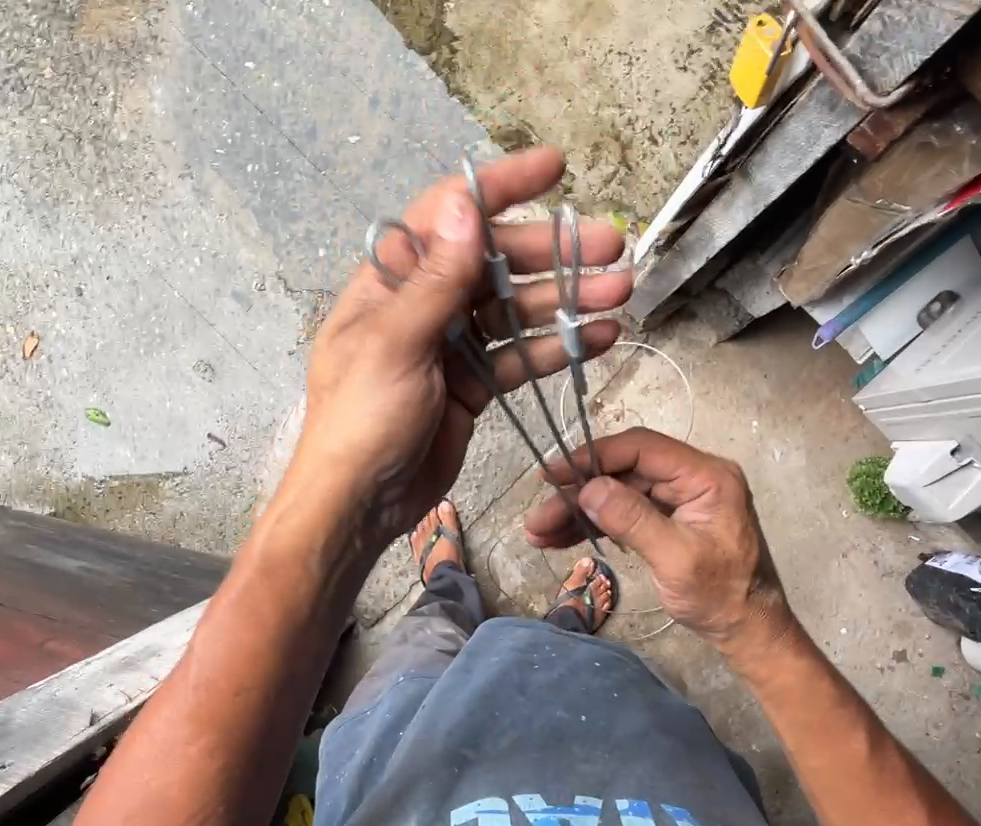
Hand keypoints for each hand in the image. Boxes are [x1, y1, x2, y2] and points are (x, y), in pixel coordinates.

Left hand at [286, 147, 629, 549]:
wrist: (359, 501)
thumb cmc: (362, 418)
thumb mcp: (394, 344)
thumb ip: (435, 281)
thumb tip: (466, 208)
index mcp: (391, 282)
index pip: (448, 215)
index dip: (500, 188)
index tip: (554, 168)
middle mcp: (423, 306)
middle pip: (494, 264)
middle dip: (551, 254)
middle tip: (613, 249)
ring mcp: (449, 348)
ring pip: (514, 312)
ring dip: (566, 301)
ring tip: (620, 292)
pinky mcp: (471, 387)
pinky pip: (518, 358)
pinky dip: (554, 348)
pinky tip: (598, 339)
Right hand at [523, 428, 801, 666]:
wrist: (747, 629)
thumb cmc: (721, 595)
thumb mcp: (677, 559)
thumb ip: (633, 520)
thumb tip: (588, 489)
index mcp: (705, 475)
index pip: (640, 449)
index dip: (592, 457)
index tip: (553, 474)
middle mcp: (690, 478)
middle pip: (621, 472)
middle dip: (576, 494)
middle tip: (538, 517)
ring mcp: (675, 500)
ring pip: (615, 493)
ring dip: (576, 512)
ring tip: (538, 533)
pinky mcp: (663, 520)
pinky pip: (620, 513)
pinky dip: (590, 525)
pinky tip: (558, 539)